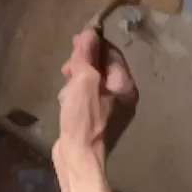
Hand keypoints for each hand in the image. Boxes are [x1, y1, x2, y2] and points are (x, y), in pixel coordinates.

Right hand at [54, 28, 135, 164]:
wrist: (79, 158)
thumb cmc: (84, 119)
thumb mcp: (84, 81)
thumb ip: (87, 55)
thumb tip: (89, 33)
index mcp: (125, 86)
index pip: (113, 54)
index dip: (94, 44)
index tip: (75, 41)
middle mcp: (122, 98)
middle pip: (102, 68)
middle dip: (83, 63)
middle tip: (67, 68)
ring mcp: (110, 111)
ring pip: (92, 83)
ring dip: (77, 80)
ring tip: (65, 88)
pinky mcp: (96, 122)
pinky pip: (87, 98)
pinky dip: (76, 95)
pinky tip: (65, 101)